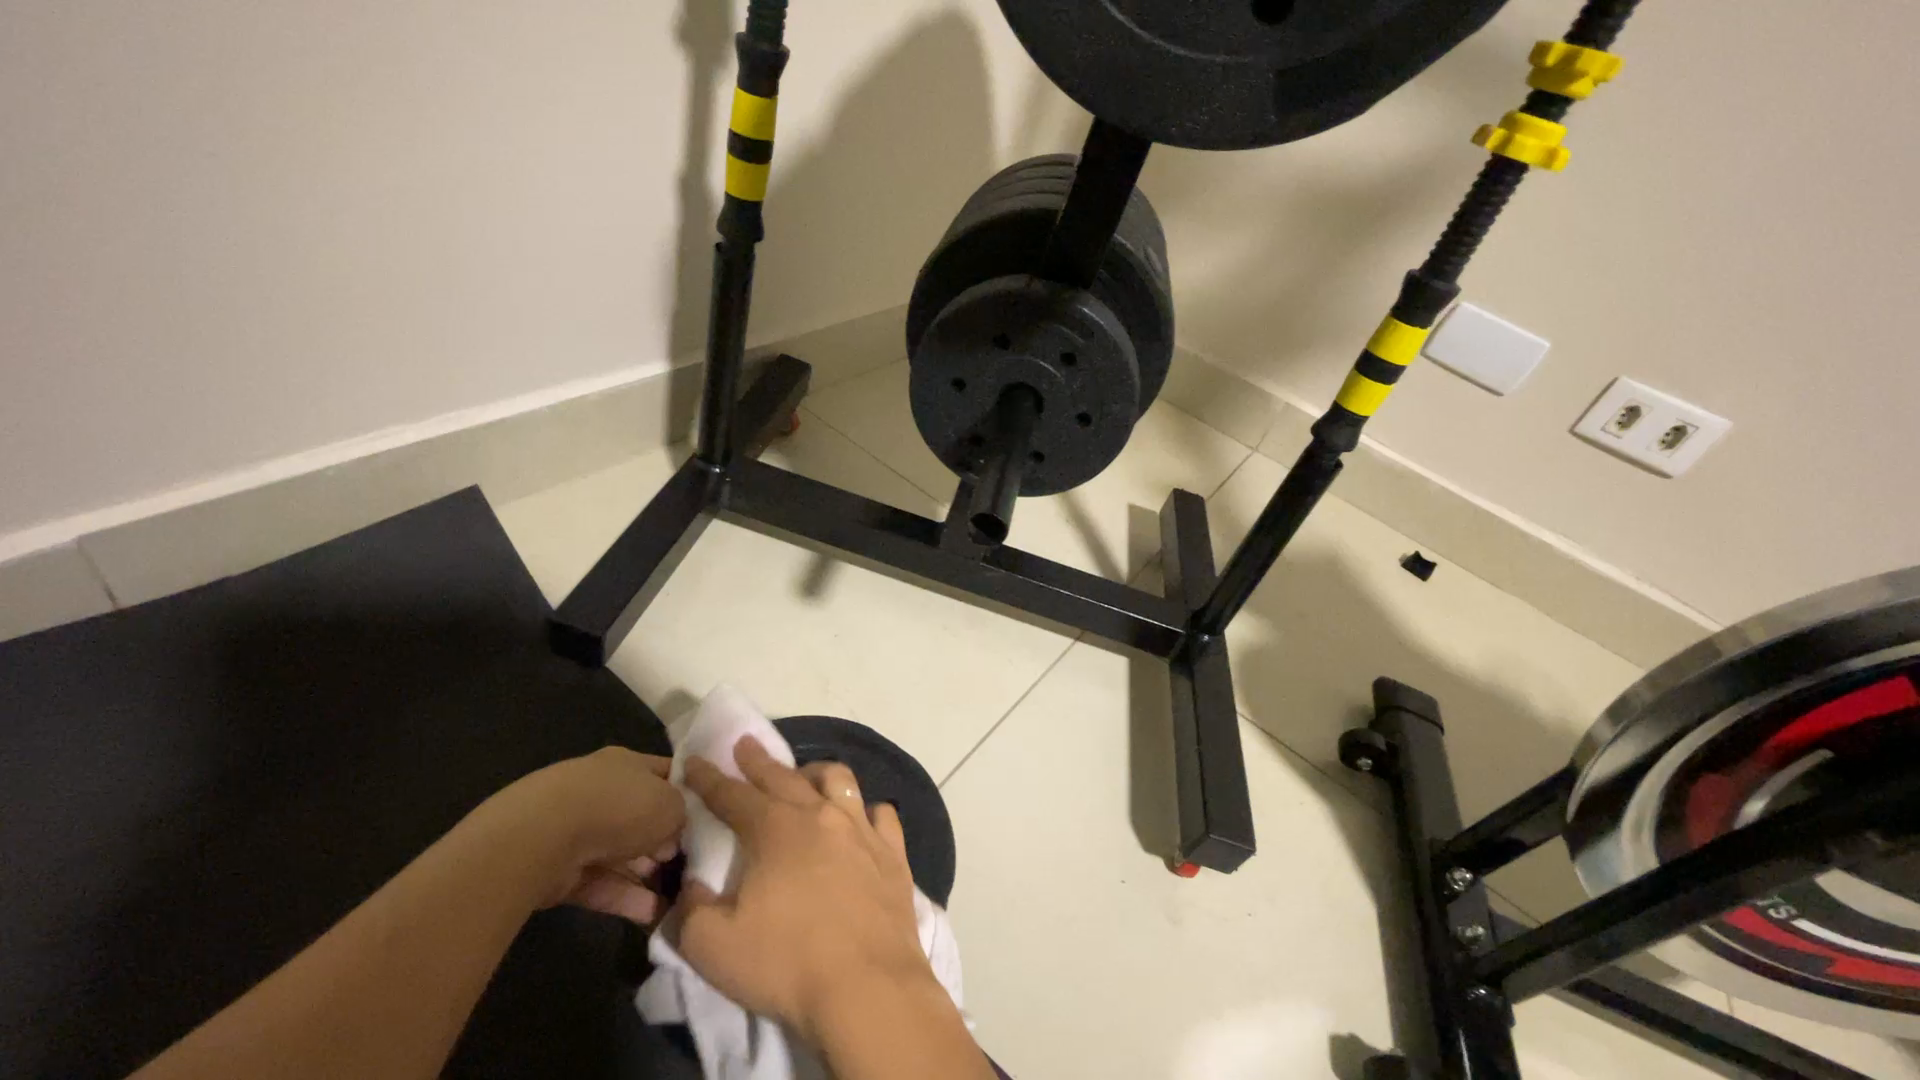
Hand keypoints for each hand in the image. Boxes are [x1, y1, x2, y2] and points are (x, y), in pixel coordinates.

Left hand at [469, 746, 687, 924]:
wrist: (543, 837)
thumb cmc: (619, 807)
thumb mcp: (672, 805)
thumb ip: (682, 816)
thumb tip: (671, 837)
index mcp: (628, 764)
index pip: (666, 773)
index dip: (690, 792)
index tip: (711, 816)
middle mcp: (601, 791)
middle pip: (642, 816)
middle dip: (666, 841)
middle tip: (691, 862)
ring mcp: (577, 829)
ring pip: (621, 853)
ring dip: (647, 875)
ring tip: (678, 898)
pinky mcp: (560, 868)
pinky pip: (601, 881)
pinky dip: (625, 897)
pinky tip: (653, 914)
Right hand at [673, 737, 934, 1041]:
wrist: (868, 988)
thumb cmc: (786, 964)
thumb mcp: (712, 946)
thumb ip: (691, 910)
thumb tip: (693, 887)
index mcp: (775, 830)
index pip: (732, 795)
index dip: (710, 779)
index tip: (695, 762)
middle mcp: (820, 817)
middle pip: (784, 777)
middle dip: (759, 761)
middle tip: (745, 745)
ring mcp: (863, 832)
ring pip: (839, 782)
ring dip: (815, 773)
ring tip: (805, 775)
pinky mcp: (894, 855)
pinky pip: (882, 815)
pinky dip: (867, 810)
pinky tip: (862, 818)